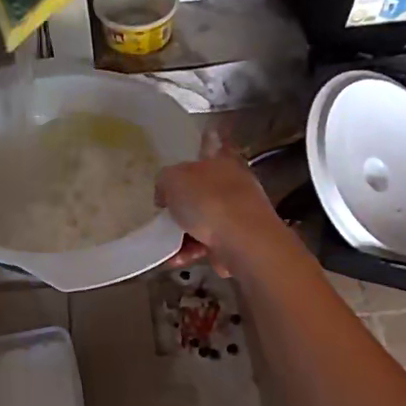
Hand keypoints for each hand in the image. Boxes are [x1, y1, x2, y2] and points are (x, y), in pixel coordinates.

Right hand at [156, 148, 301, 279]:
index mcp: (222, 162)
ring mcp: (237, 215)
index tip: (187, 159)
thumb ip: (164, 180)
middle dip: (183, 203)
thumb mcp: (173, 179)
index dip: (202, 146)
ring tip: (163, 243)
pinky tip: (175, 259)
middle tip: (164, 212)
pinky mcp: (235, 242)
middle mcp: (233, 185)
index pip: (212, 146)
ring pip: (203, 220)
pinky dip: (190, 251)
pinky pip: (206, 244)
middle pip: (203, 190)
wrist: (242, 242)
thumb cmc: (207, 201)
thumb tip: (165, 193)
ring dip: (181, 233)